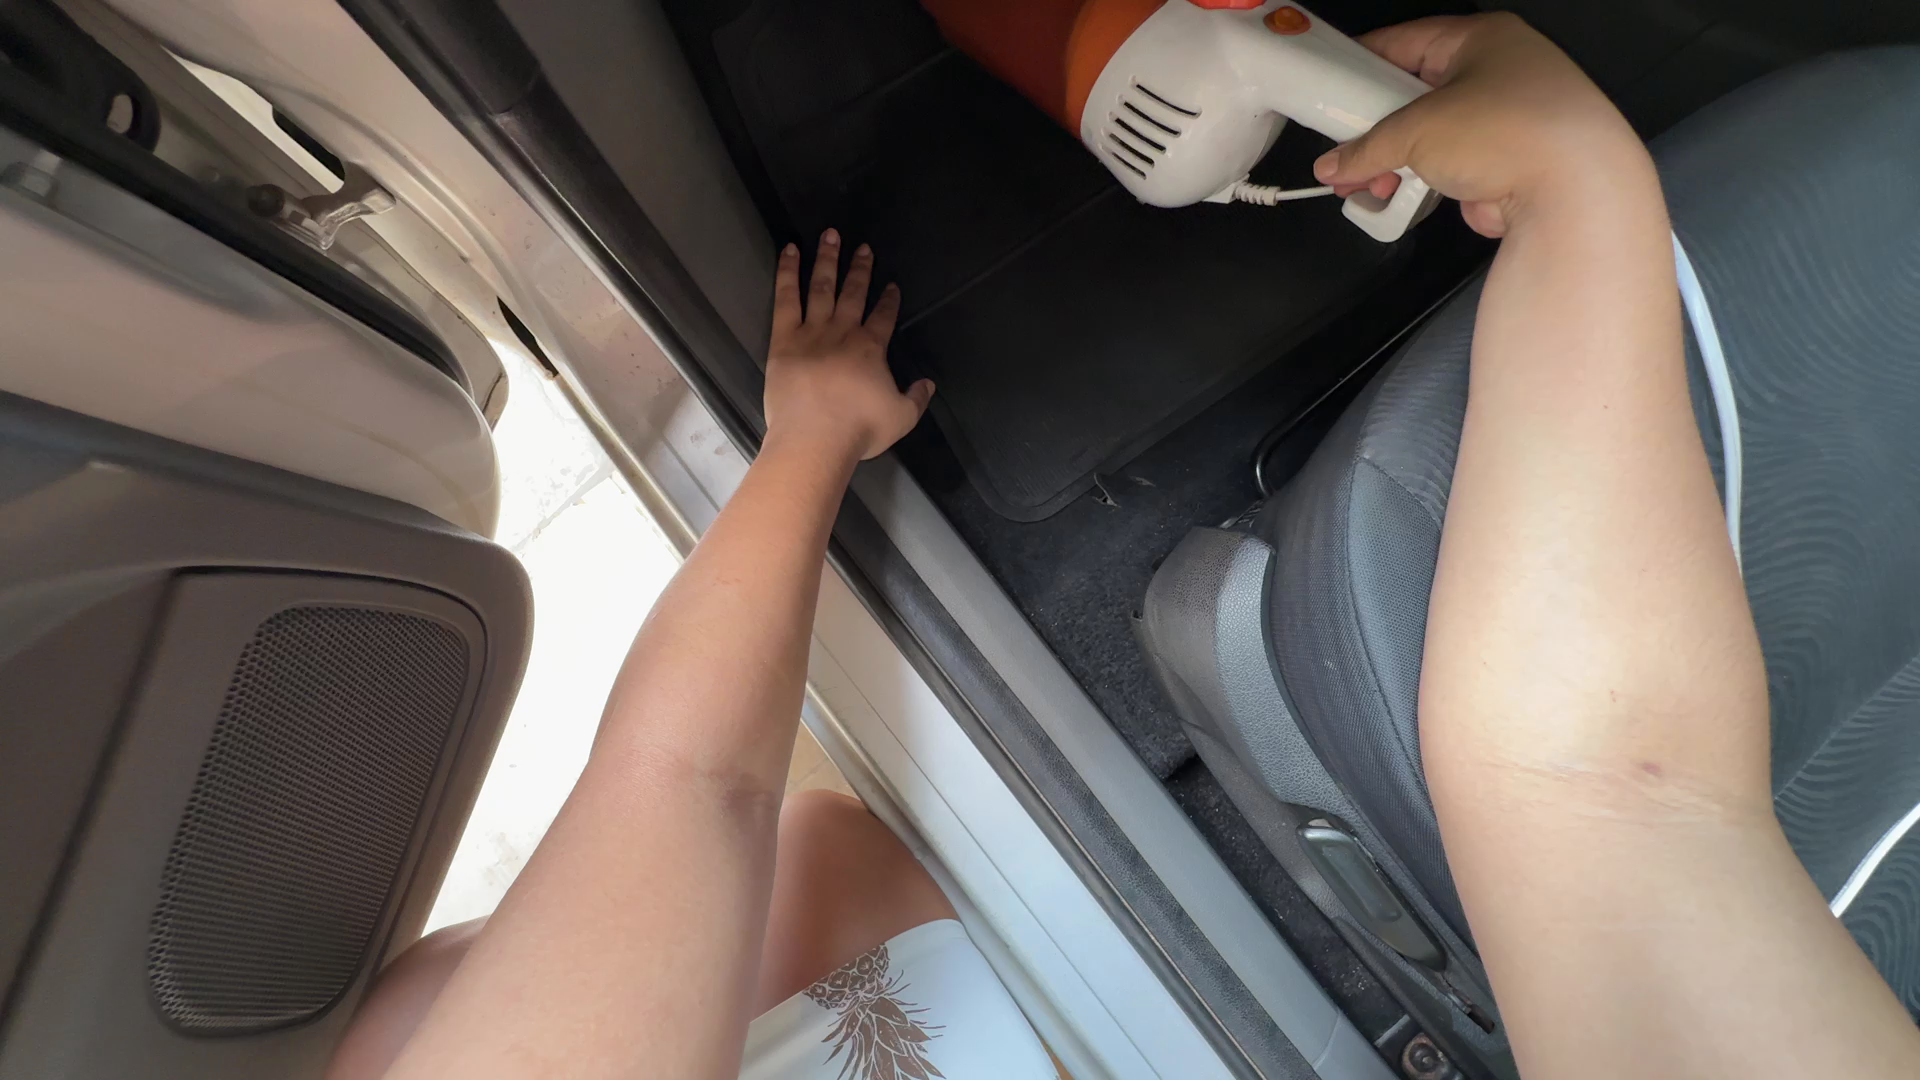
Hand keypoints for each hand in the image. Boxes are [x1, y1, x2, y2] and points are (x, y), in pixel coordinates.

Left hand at [764, 229, 932, 461]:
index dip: (889, 300)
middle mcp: (844, 333)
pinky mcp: (784, 339)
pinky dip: (788, 273)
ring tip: (831, 236)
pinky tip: (790, 252)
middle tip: (863, 248)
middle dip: (860, 270)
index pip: (884, 316)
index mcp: (871, 349)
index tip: (892, 286)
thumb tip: (929, 384)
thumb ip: (917, 398)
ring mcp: (812, 332)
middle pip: (854, 293)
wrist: (816, 437)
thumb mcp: (902, 418)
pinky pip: (786, 299)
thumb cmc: (860, 429)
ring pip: (821, 287)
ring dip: (827, 260)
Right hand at [1313, 14, 1652, 237]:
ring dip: (1383, 163)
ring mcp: (1491, 120)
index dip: (1363, 60)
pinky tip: (1387, 198)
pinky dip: (1407, 182)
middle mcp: (1489, 74)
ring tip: (1359, 185)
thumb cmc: (1501, 131)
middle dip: (1369, 129)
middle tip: (1339, 148)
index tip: (1329, 81)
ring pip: (1418, 137)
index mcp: (1479, 40)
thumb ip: (1365, 148)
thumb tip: (1330, 167)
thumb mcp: (1416, 130)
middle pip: (1407, 96)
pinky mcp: (1489, 162)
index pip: (1406, 41)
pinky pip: (1433, 167)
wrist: (1565, 187)